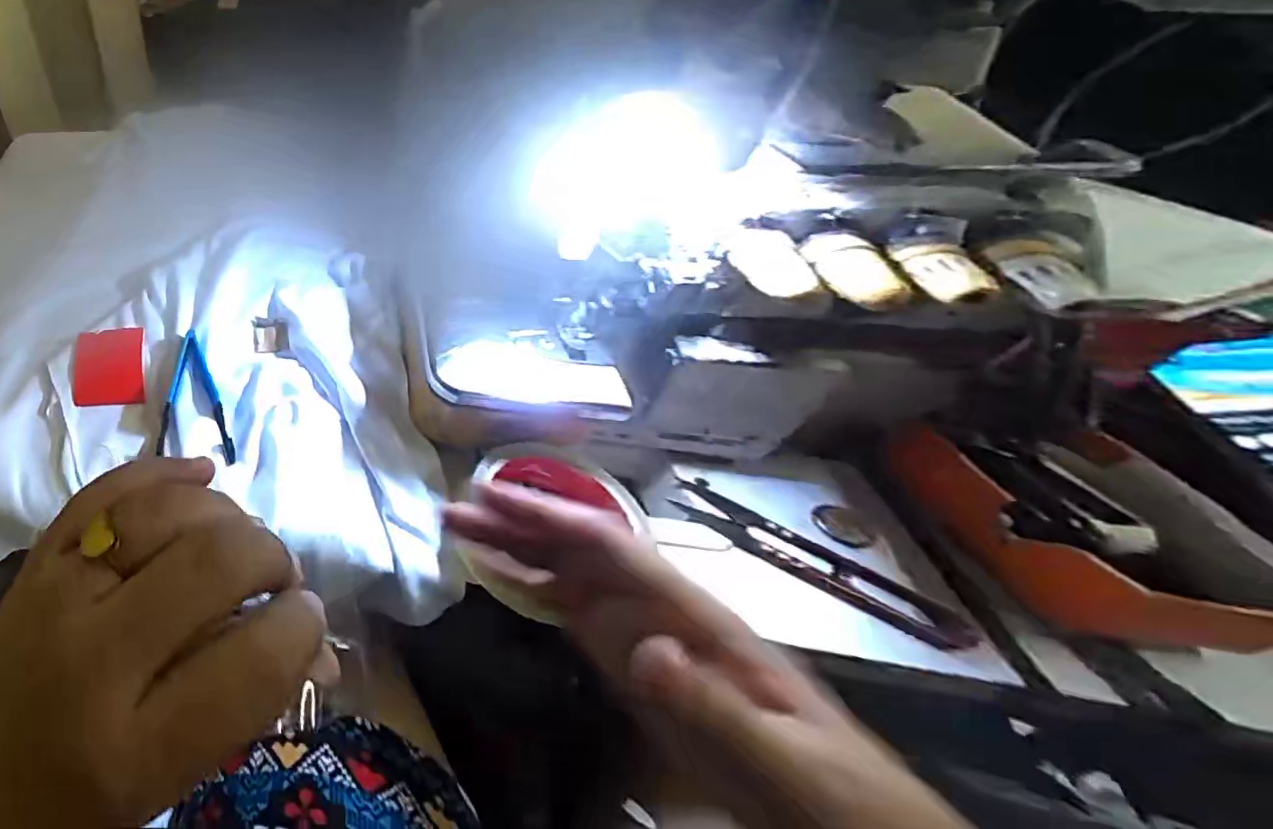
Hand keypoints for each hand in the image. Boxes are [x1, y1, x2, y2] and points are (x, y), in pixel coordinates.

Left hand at [0, 458, 328, 828]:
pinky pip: (108, 489)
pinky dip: (163, 472)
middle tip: (280, 576)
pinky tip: (202, 477)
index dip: (299, 628)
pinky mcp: (38, 558)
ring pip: (162, 513)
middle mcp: (90, 659)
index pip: (248, 664)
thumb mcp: (168, 780)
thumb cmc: (75, 806)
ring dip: (224, 514)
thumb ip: (247, 707)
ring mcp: (56, 594)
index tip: (309, 616)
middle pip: (211, 565)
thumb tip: (321, 649)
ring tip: (241, 538)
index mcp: (131, 749)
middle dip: (269, 557)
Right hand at [445, 481, 972, 828]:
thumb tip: (644, 648)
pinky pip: (570, 614)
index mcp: (696, 615)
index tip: (495, 496)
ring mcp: (644, 634)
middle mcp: (660, 609)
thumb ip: (716, 707)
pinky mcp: (632, 663)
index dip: (551, 516)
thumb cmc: (838, 796)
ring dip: (514, 547)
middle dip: (518, 522)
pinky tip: (501, 576)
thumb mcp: (788, 764)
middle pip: (578, 551)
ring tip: (461, 529)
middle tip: (455, 507)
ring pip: (566, 574)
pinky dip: (531, 588)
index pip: (612, 548)